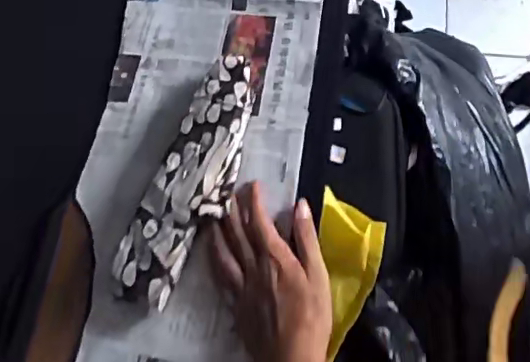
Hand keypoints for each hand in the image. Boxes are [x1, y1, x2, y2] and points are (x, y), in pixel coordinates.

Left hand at [210, 181, 332, 361]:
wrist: (292, 360)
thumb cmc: (312, 317)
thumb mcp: (318, 274)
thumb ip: (307, 238)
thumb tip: (300, 205)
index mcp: (274, 258)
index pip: (260, 222)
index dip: (254, 201)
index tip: (252, 185)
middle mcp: (254, 268)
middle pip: (239, 234)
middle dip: (233, 210)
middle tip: (228, 192)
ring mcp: (242, 288)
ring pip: (224, 254)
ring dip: (217, 233)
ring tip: (211, 218)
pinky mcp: (236, 307)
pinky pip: (221, 278)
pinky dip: (214, 262)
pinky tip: (211, 256)